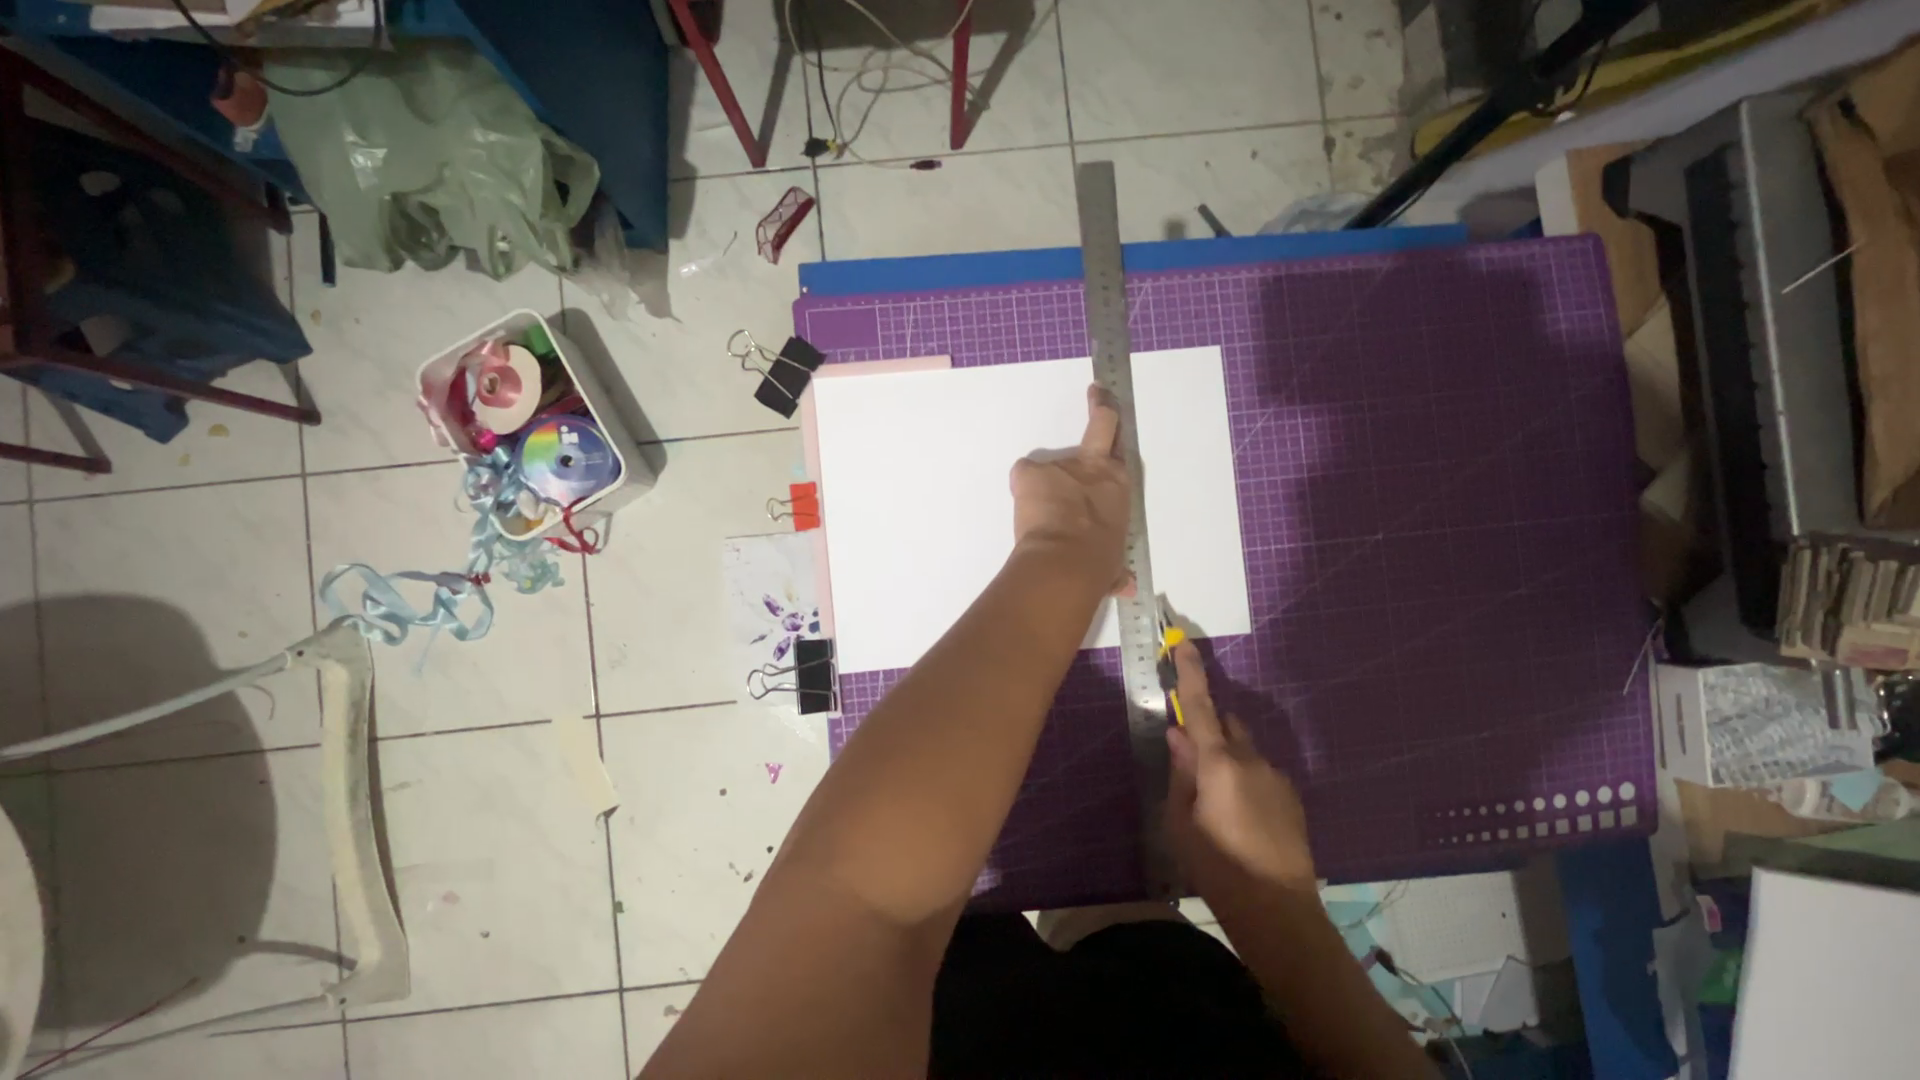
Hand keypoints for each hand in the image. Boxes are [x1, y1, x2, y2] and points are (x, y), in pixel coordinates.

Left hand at [1009, 385, 1131, 595]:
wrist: (1068, 560)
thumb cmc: (1098, 564)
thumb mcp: (1113, 565)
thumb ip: (1115, 570)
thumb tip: (1126, 587)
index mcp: (1119, 488)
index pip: (1120, 454)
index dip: (1115, 439)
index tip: (1110, 416)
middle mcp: (1095, 469)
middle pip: (1102, 425)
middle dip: (1102, 406)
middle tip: (1099, 391)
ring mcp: (1062, 466)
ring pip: (1047, 470)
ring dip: (1043, 489)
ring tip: (1040, 519)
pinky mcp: (1031, 471)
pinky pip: (1023, 476)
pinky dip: (1022, 491)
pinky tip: (1025, 512)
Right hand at [1165, 643, 1315, 893]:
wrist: (1278, 908)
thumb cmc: (1217, 866)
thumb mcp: (1180, 821)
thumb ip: (1180, 773)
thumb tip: (1178, 736)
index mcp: (1218, 762)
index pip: (1199, 706)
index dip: (1191, 673)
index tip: (1184, 643)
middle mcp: (1252, 759)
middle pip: (1226, 725)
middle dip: (1208, 731)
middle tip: (1191, 763)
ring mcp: (1277, 776)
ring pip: (1245, 752)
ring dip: (1228, 762)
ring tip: (1218, 806)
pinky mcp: (1292, 796)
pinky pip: (1262, 774)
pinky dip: (1246, 781)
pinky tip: (1241, 820)